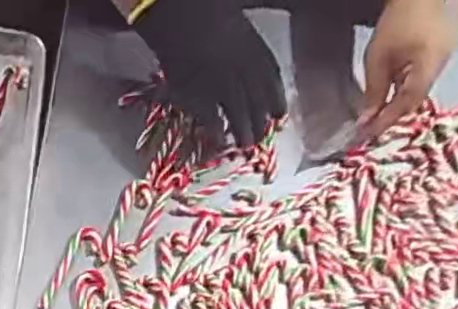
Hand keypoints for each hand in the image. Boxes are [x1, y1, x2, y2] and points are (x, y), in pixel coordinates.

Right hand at [133, 0, 286, 145]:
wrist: (177, 15)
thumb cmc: (203, 7)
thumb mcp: (236, 14)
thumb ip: (242, 36)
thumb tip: (243, 46)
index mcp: (252, 46)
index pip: (270, 76)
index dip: (276, 98)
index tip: (280, 113)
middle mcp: (241, 68)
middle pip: (256, 99)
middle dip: (261, 120)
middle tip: (262, 136)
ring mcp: (221, 85)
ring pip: (238, 113)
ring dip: (243, 131)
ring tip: (246, 145)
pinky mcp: (199, 99)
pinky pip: (212, 121)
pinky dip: (216, 133)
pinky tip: (219, 142)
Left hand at [359, 0, 454, 137]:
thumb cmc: (396, 23)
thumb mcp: (377, 60)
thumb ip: (374, 92)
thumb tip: (366, 122)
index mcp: (430, 60)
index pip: (409, 99)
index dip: (389, 119)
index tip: (370, 134)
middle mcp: (442, 62)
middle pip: (416, 100)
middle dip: (393, 118)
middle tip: (371, 132)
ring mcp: (444, 60)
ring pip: (419, 94)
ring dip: (398, 109)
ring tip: (377, 121)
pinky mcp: (439, 59)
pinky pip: (421, 84)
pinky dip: (404, 97)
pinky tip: (388, 104)